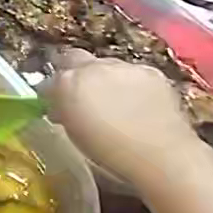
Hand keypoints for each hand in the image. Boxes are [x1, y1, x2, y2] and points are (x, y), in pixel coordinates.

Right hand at [41, 49, 197, 183]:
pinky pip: (133, 73)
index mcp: (68, 83)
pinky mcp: (150, 70)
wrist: (161, 155)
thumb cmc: (111, 155)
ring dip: (106, 77)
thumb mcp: (75, 135)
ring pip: (107, 64)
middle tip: (84, 94)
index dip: (54, 89)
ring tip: (117, 102)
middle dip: (76, 71)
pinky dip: (132, 84)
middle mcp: (92, 66)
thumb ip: (64, 112)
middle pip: (75, 58)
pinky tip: (142, 103)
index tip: (58, 102)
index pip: (52, 77)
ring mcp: (122, 65)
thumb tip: (60, 107)